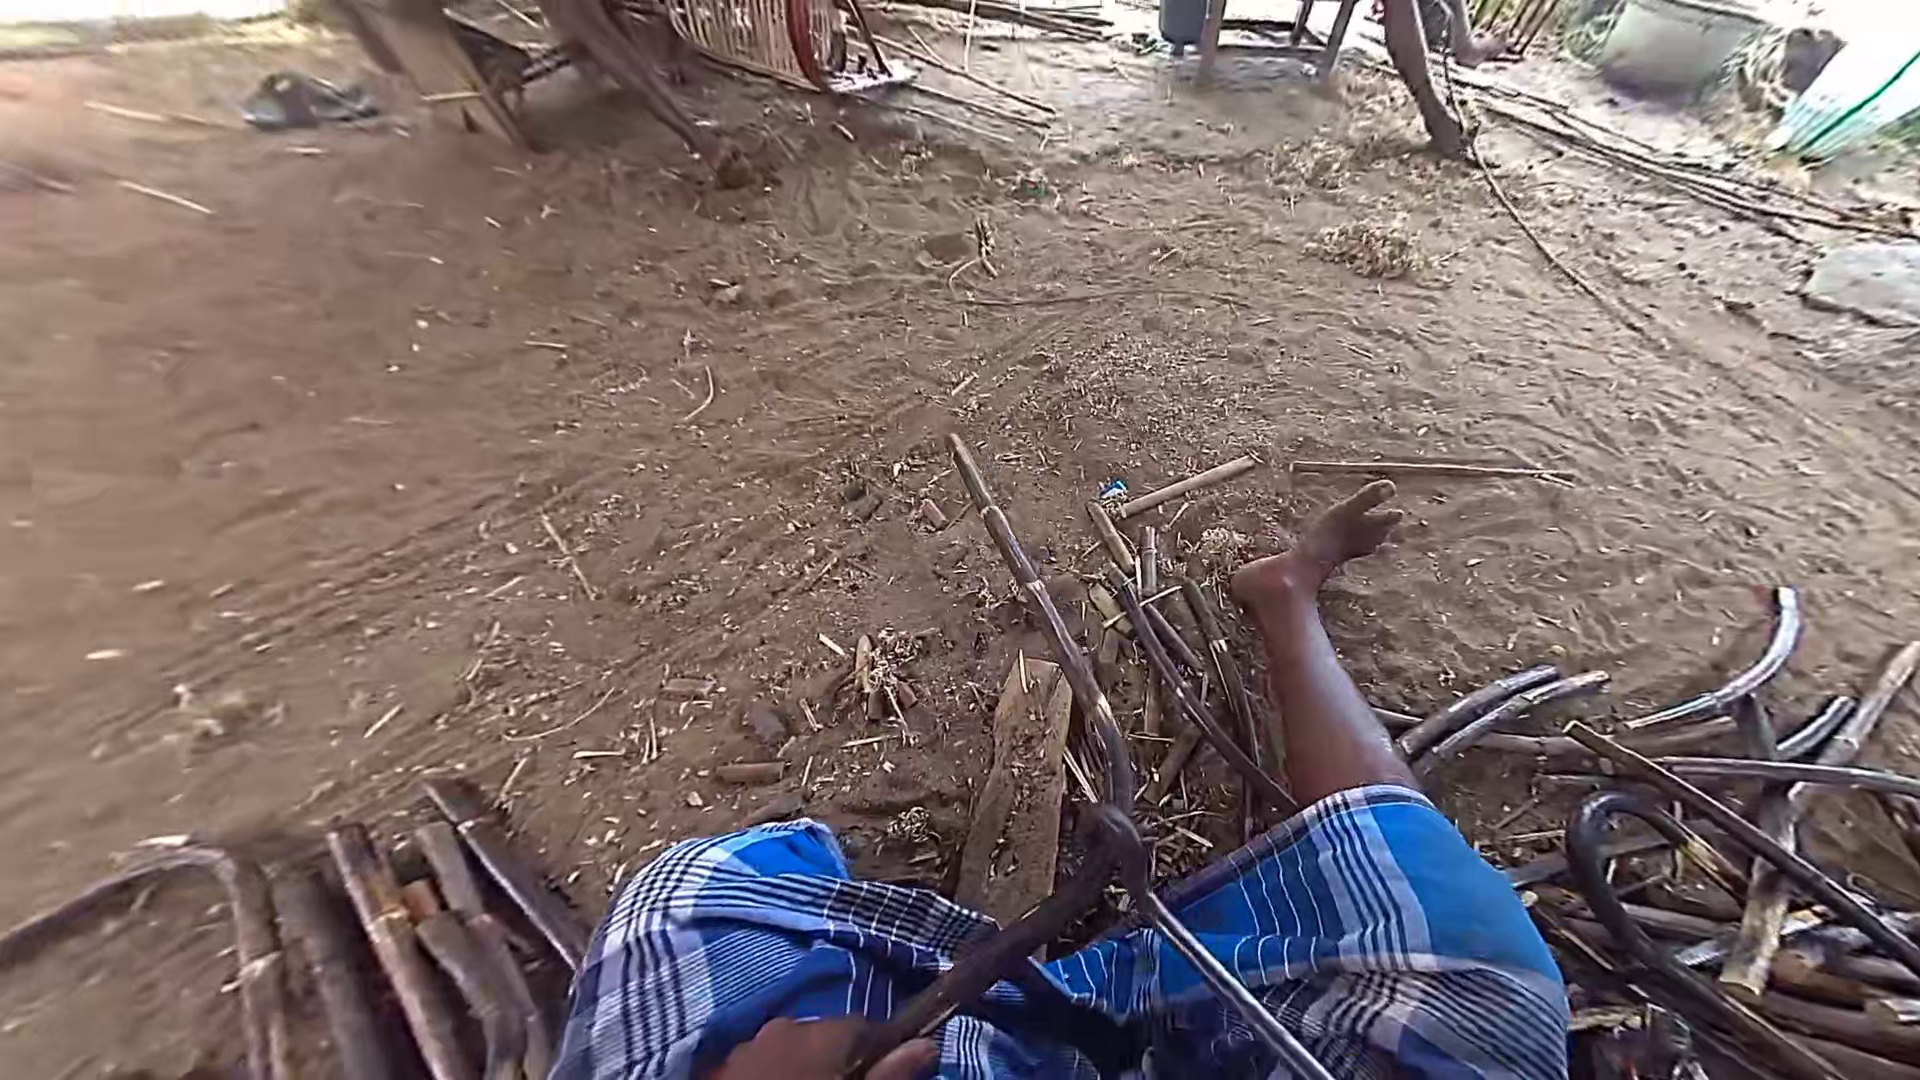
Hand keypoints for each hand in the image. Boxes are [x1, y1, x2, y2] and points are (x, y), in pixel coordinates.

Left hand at [706, 1017, 938, 1079]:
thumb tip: (928, 1043)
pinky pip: (760, 1063)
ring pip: (793, 1049)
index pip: (867, 1028)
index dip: (881, 1055)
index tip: (885, 1079)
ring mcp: (747, 1045)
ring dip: (805, 1070)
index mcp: (819, 1036)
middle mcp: (785, 1026)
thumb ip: (887, 1077)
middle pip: (830, 1037)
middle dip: (842, 1063)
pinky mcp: (719, 1067)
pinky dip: (773, 1077)